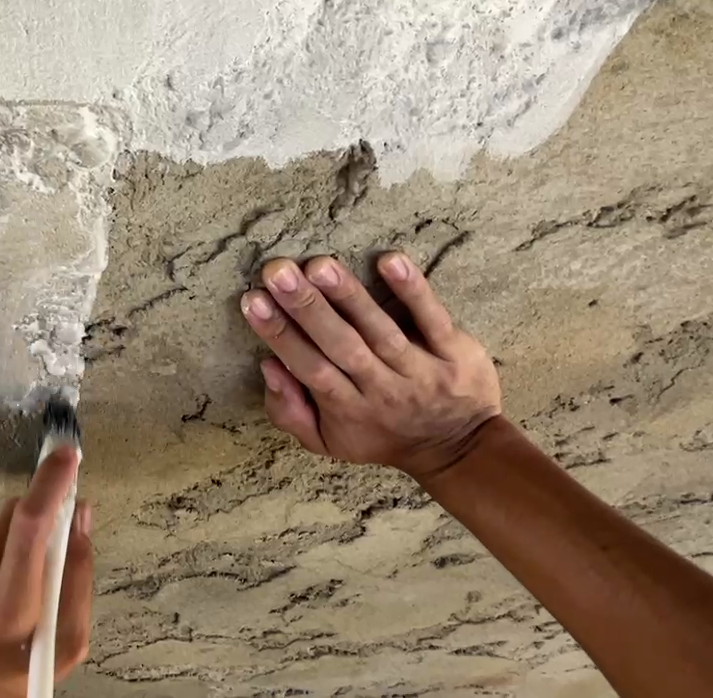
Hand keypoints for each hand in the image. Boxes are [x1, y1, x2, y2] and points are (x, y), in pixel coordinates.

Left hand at [0, 448, 92, 697]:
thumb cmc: (9, 682)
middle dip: (37, 522)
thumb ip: (78, 583)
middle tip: (46, 551)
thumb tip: (80, 515)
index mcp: (4, 619)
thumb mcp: (61, 651)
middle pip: (11, 519)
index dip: (49, 488)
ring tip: (6, 587)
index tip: (65, 457)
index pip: (27, 533)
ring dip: (9, 544)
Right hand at [239, 251, 501, 480]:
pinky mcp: (455, 352)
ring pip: (380, 330)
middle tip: (276, 271)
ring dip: (349, 296)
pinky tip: (390, 260)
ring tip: (318, 264)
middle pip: (340, 345)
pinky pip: (433, 319)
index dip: (278, 334)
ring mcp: (420, 369)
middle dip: (306, 307)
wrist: (460, 451)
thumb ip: (288, 411)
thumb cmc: (378, 435)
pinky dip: (413, 290)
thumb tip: (269, 366)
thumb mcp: (325, 441)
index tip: (252, 299)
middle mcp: (380, 387)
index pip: (308, 367)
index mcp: (345, 406)